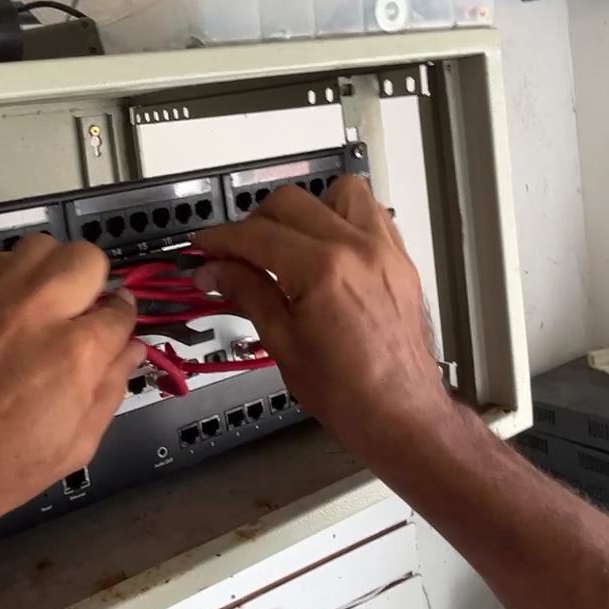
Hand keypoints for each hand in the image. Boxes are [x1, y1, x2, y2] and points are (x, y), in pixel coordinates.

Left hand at [0, 235, 143, 547]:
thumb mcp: (75, 447)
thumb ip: (111, 389)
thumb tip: (132, 349)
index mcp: (74, 353)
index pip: (120, 310)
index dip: (123, 321)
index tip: (117, 329)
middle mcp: (37, 311)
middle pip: (86, 257)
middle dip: (95, 283)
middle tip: (84, 315)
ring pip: (43, 246)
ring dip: (55, 269)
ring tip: (49, 306)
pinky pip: (1, 259)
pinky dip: (16, 274)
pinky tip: (12, 309)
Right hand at [191, 176, 466, 468]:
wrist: (403, 417)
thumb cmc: (350, 394)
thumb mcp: (283, 343)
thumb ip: (248, 292)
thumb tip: (216, 270)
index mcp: (322, 270)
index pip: (256, 235)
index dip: (220, 239)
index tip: (205, 247)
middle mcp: (357, 249)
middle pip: (289, 202)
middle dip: (253, 223)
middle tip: (236, 252)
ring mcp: (384, 250)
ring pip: (337, 192)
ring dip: (306, 209)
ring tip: (288, 240)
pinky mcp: (400, 259)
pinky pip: (371, 213)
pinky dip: (343, 217)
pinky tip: (327, 244)